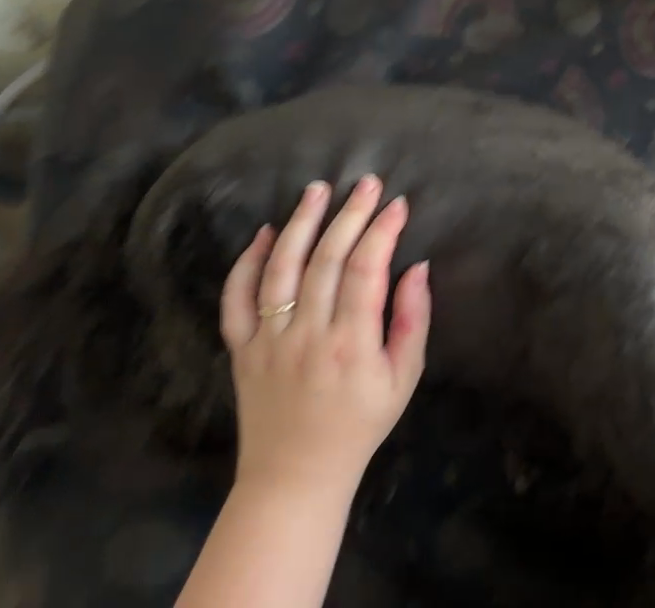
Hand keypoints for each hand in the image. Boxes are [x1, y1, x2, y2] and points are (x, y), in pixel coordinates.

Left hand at [220, 175, 430, 498]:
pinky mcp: (241, 349)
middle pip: (325, 259)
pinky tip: (265, 233)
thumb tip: (418, 268)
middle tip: (366, 182)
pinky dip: (248, 263)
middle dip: (349, 215)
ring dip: (299, 224)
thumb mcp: (405, 377)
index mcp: (351, 343)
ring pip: (280, 269)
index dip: (382, 231)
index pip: (365, 270)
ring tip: (317, 190)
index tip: (398, 204)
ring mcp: (268, 340)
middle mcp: (306, 335)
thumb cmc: (361, 422)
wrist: (296, 473)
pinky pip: (237, 300)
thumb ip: (412, 320)